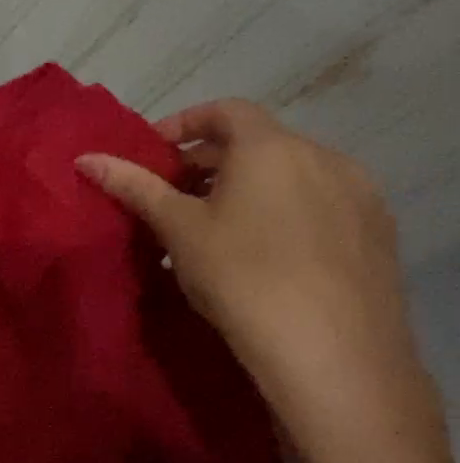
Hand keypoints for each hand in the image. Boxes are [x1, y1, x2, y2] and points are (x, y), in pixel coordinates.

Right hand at [74, 99, 415, 421]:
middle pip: (258, 142)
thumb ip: (132, 185)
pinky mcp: (377, 235)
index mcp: (274, 149)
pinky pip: (317, 204)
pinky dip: (280, 210)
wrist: (333, 352)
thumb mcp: (175, 227)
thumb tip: (85, 157)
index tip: (150, 154)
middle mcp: (326, 160)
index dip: (182, 123)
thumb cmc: (242, 274)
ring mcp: (361, 198)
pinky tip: (256, 251)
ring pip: (290, 174)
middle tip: (168, 194)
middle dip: (207, 161)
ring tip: (208, 225)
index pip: (226, 110)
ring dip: (244, 186)